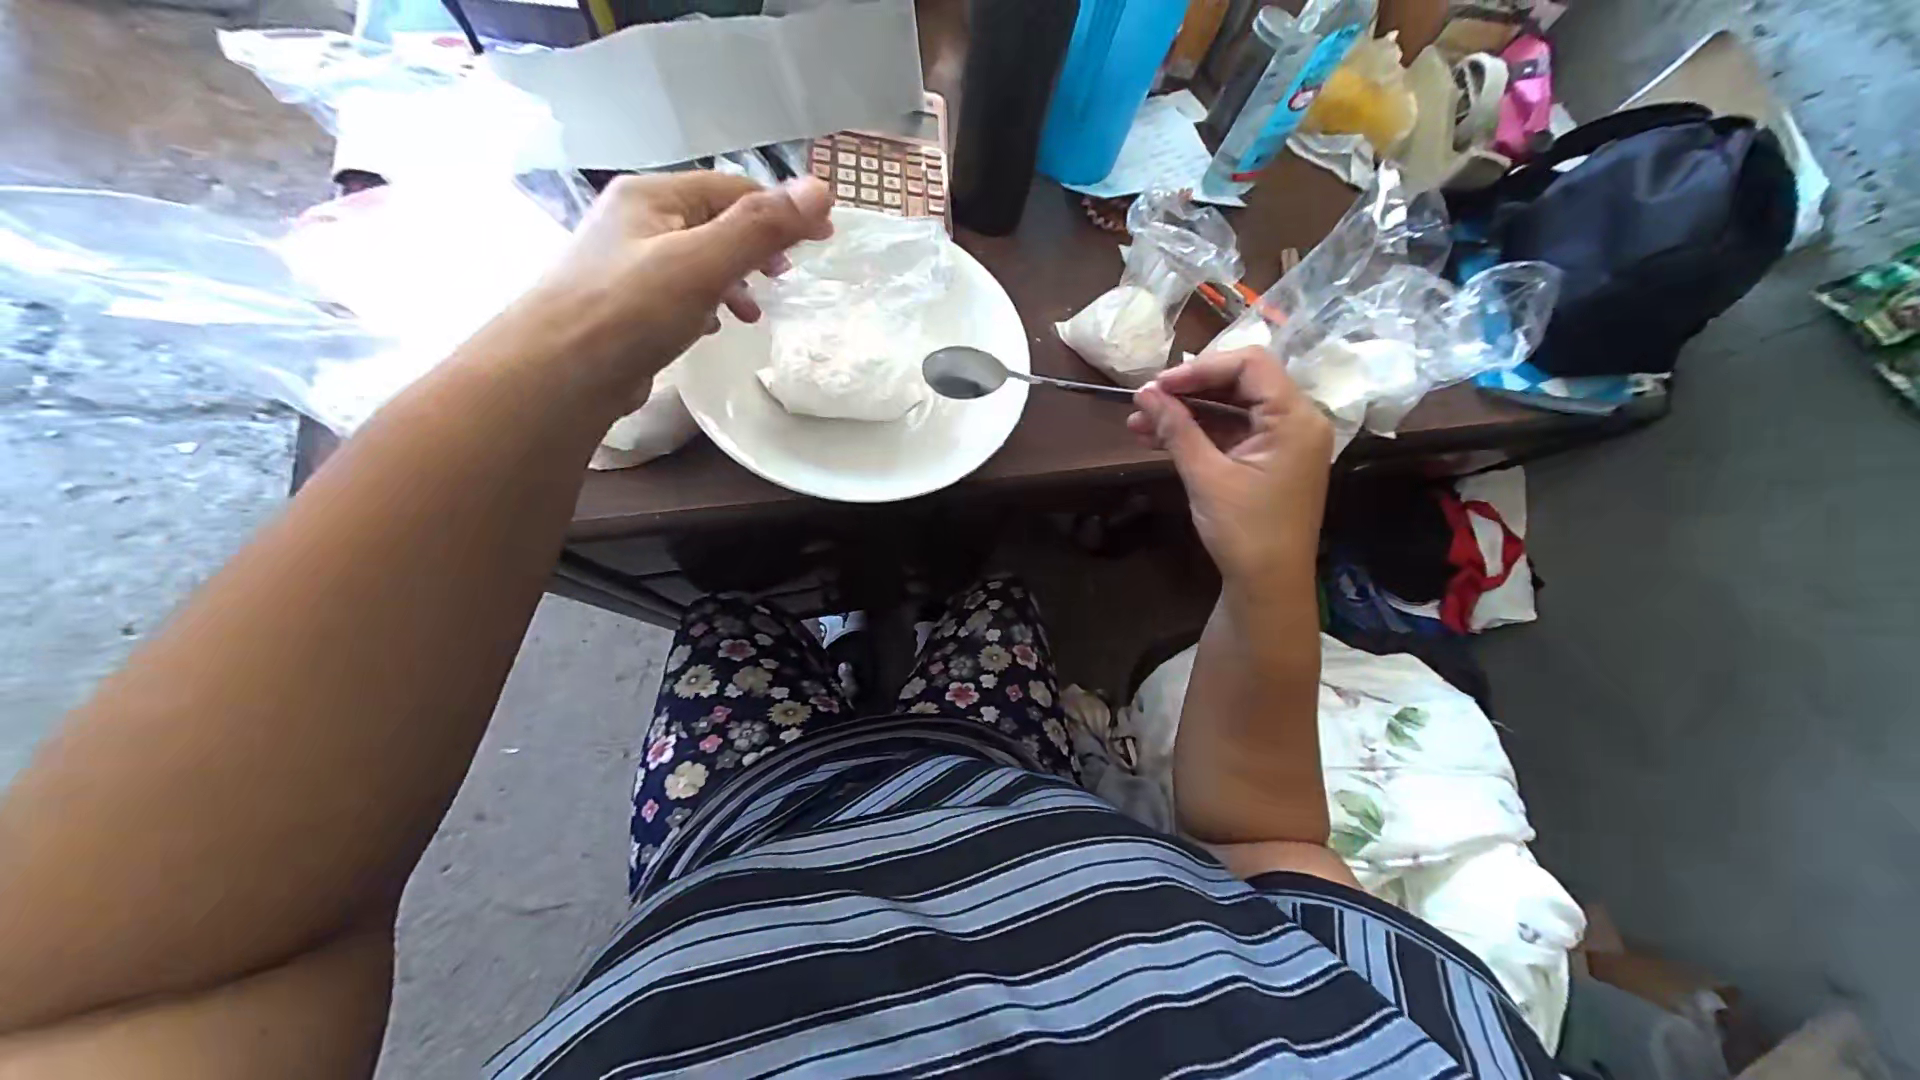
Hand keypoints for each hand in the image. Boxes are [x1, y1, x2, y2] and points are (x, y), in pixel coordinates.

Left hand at [509, 172, 833, 403]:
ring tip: (755, 311)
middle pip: (715, 222)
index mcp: (652, 196)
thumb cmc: (630, 311)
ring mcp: (629, 264)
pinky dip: (709, 303)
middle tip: (786, 278)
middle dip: (758, 247)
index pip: (732, 189)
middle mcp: (637, 221)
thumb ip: (759, 228)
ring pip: (699, 260)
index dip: (782, 209)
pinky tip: (716, 326)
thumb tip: (821, 191)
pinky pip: (682, 292)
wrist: (558, 376)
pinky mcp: (628, 305)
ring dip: (736, 279)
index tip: (824, 239)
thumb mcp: (702, 263)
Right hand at [1128, 348, 1333, 586]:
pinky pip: (1231, 432)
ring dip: (1186, 413)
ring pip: (1230, 409)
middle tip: (1143, 402)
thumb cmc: (1245, 531)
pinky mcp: (1268, 459)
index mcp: (1295, 418)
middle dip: (1188, 390)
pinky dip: (1197, 433)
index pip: (1250, 364)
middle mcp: (1296, 420)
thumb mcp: (1206, 476)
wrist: (1268, 584)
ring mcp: (1283, 441)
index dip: (1200, 368)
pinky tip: (1158, 438)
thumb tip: (1144, 393)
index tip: (1158, 385)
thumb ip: (1177, 428)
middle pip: (1240, 383)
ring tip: (1138, 424)